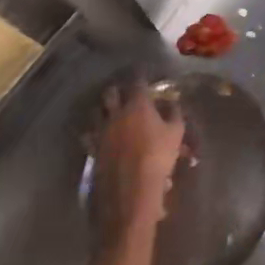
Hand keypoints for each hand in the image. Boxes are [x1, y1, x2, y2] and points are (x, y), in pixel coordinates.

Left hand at [89, 82, 185, 244]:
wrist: (131, 193)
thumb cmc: (158, 159)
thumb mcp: (176, 134)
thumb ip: (174, 114)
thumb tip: (172, 101)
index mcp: (137, 105)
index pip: (137, 81)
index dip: (140, 75)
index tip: (143, 71)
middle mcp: (115, 113)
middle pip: (110, 93)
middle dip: (117, 90)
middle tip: (124, 91)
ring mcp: (100, 131)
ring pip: (96, 111)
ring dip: (103, 109)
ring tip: (109, 111)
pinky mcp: (92, 149)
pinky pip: (89, 135)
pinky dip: (93, 132)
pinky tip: (99, 135)